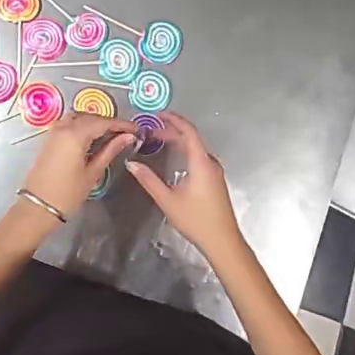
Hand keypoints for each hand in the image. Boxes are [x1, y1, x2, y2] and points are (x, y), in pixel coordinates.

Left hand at [18, 113, 137, 223]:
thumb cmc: (67, 193)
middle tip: (126, 133)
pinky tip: (92, 138)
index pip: (103, 122)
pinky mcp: (49, 139)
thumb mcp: (93, 172)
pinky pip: (69, 124)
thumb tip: (128, 137)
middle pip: (91, 117)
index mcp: (75, 134)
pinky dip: (83, 126)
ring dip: (95, 123)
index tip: (136, 130)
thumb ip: (110, 150)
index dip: (122, 124)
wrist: (38, 206)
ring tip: (111, 135)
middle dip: (109, 122)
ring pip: (79, 118)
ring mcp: (54, 132)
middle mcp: (63, 127)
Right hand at [123, 112, 243, 255]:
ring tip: (160, 140)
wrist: (222, 240)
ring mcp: (215, 172)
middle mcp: (210, 163)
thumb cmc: (196, 220)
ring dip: (179, 141)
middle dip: (172, 131)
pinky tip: (175, 158)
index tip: (159, 114)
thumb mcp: (167, 200)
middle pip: (192, 139)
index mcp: (201, 163)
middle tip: (152, 130)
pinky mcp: (215, 181)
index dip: (174, 120)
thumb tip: (132, 164)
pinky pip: (199, 158)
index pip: (188, 132)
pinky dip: (185, 151)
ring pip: (196, 148)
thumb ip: (149, 180)